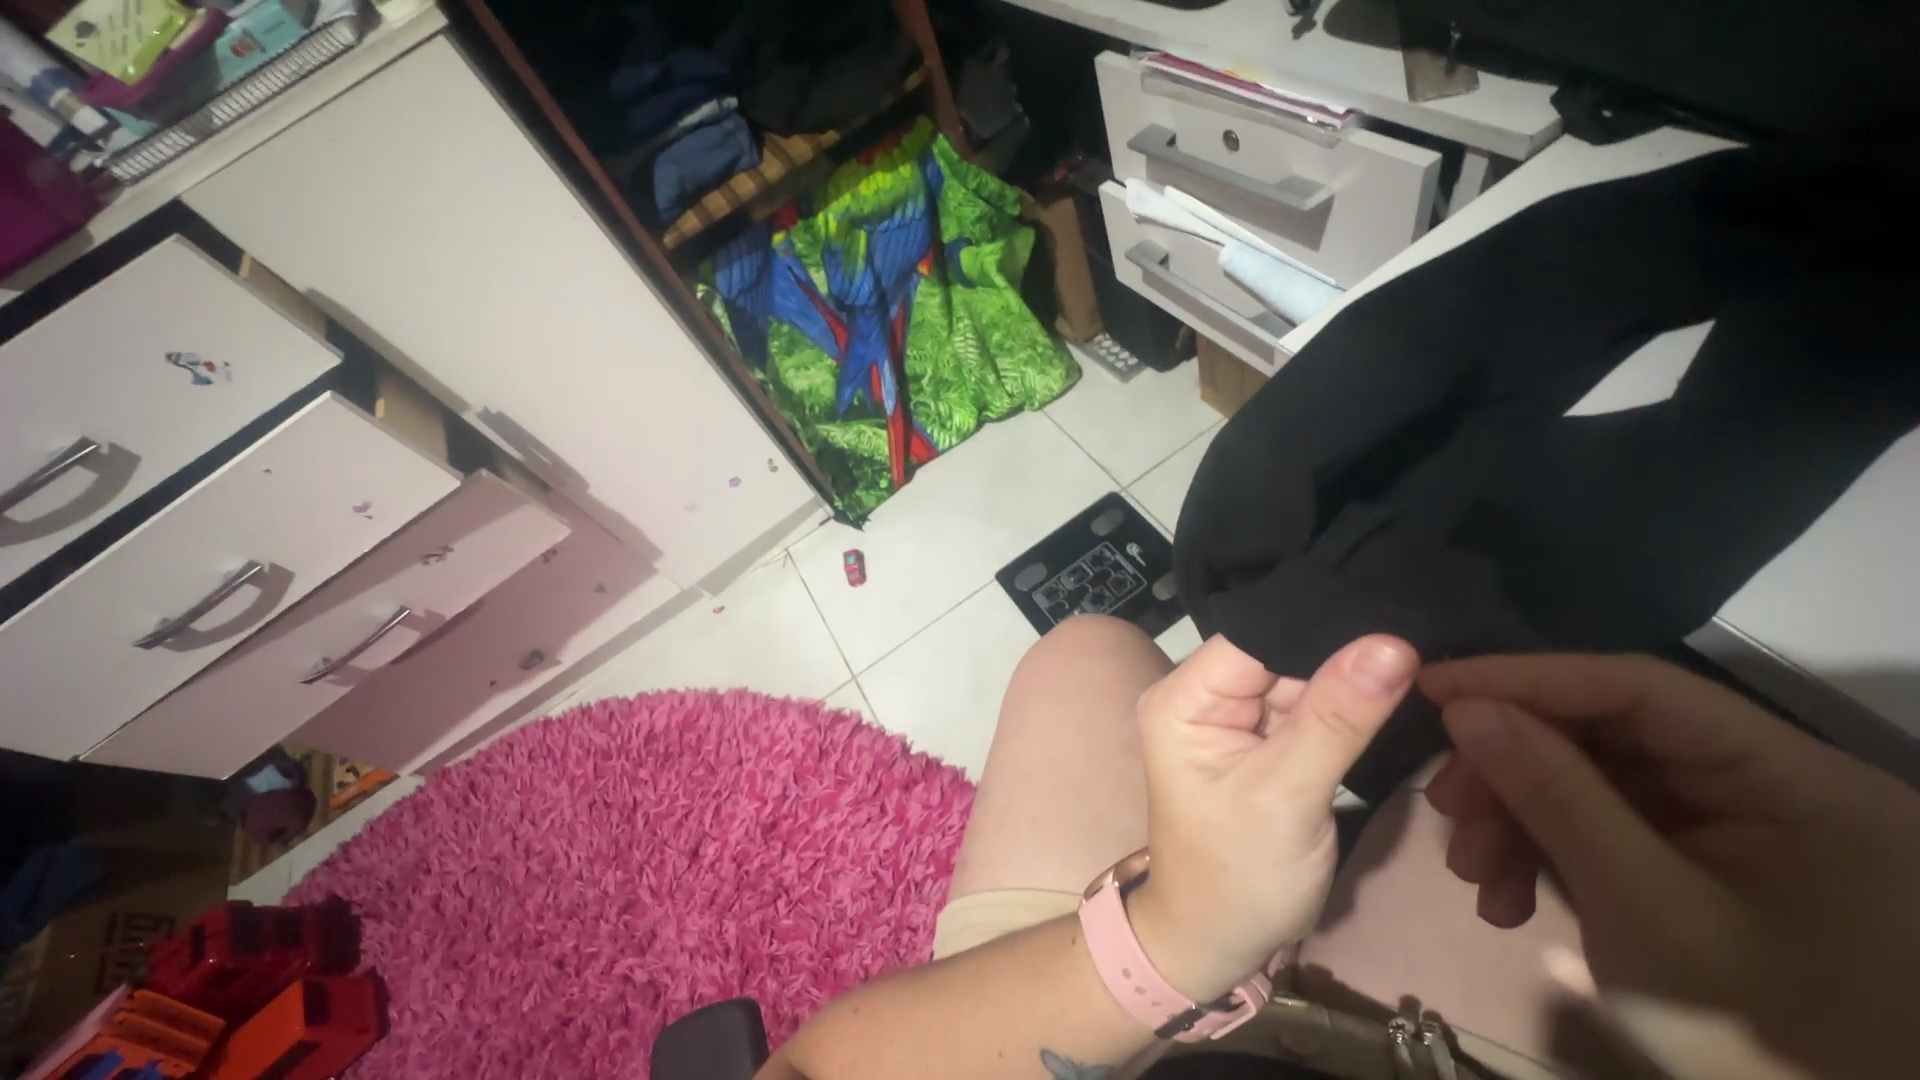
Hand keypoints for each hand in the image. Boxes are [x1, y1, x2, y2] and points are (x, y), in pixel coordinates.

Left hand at [1127, 633, 1418, 1002]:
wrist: (1218, 938)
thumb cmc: (1237, 875)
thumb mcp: (1287, 796)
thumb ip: (1337, 718)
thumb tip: (1392, 642)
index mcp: (1183, 698)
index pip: (1255, 633)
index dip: (1319, 619)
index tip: (1392, 603)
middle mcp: (1202, 693)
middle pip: (1280, 648)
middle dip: (1342, 643)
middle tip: (1420, 624)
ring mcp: (1234, 714)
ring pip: (1302, 672)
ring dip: (1352, 670)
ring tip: (1418, 650)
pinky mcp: (1263, 736)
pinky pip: (1311, 703)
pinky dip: (1348, 701)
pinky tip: (1395, 682)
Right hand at [1420, 653, 1919, 1078]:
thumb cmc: (1753, 1033)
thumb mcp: (1640, 908)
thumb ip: (1553, 794)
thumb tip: (1464, 708)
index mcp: (1798, 781)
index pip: (1640, 689)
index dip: (1526, 678)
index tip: (1431, 688)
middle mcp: (1773, 787)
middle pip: (1607, 738)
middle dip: (1512, 772)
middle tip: (1445, 808)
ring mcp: (1739, 830)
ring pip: (1593, 784)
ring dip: (1517, 822)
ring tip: (1472, 875)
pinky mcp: (1705, 867)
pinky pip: (1606, 830)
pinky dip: (1545, 855)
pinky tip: (1508, 899)